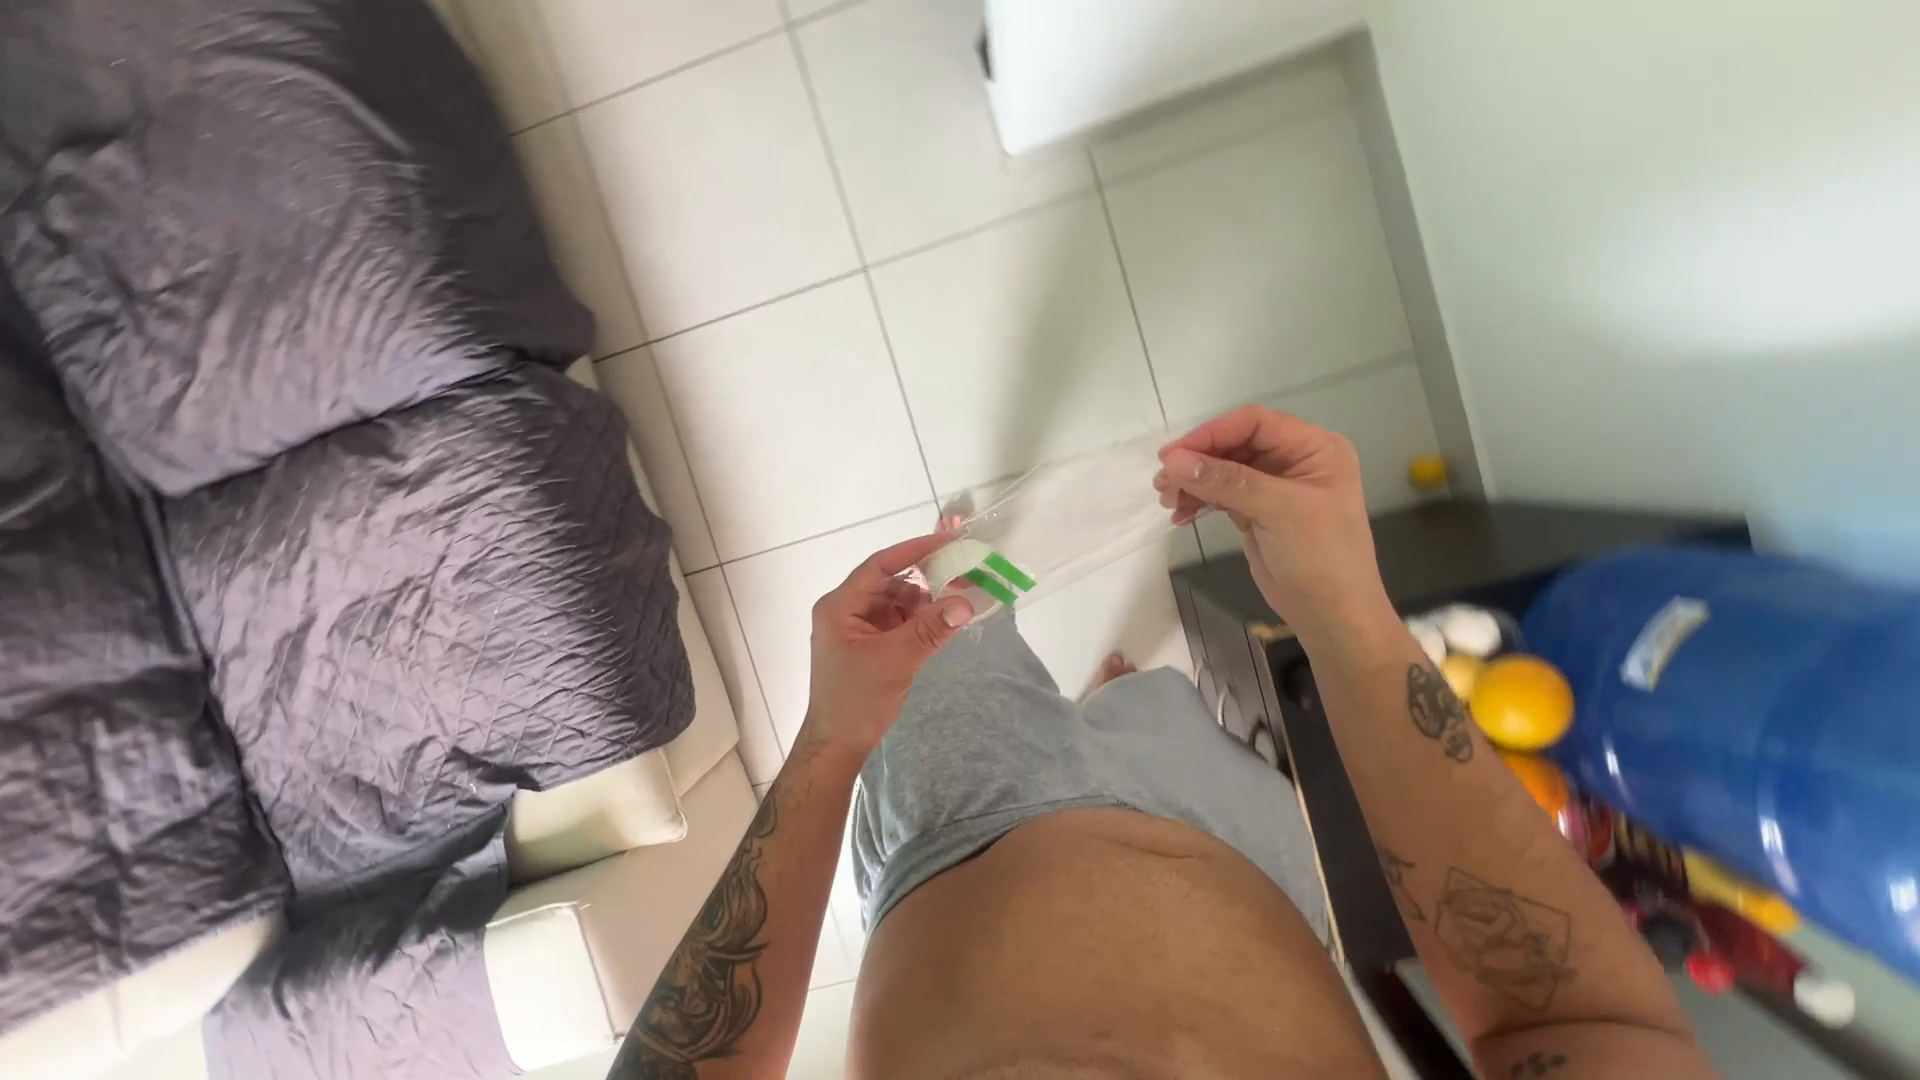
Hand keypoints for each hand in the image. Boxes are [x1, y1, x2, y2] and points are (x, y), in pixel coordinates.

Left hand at [797, 533, 974, 760]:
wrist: (837, 744)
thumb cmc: (856, 701)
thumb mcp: (895, 661)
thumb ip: (930, 630)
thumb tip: (967, 602)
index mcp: (840, 606)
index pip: (880, 565)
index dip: (914, 550)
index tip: (949, 541)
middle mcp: (846, 610)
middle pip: (890, 581)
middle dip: (926, 577)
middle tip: (963, 572)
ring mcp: (858, 627)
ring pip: (897, 601)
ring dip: (926, 600)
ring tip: (959, 598)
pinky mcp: (870, 644)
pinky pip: (899, 621)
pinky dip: (920, 619)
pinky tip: (943, 621)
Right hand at [1155, 406, 1396, 655]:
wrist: (1333, 614)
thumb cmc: (1320, 555)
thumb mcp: (1277, 510)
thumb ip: (1226, 481)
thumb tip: (1173, 461)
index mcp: (1313, 448)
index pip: (1254, 423)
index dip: (1212, 434)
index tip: (1173, 455)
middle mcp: (1294, 461)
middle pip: (1234, 446)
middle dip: (1197, 462)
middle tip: (1162, 484)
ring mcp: (1274, 488)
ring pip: (1223, 471)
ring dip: (1193, 483)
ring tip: (1167, 502)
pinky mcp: (1257, 513)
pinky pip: (1221, 496)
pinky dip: (1198, 502)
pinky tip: (1180, 516)